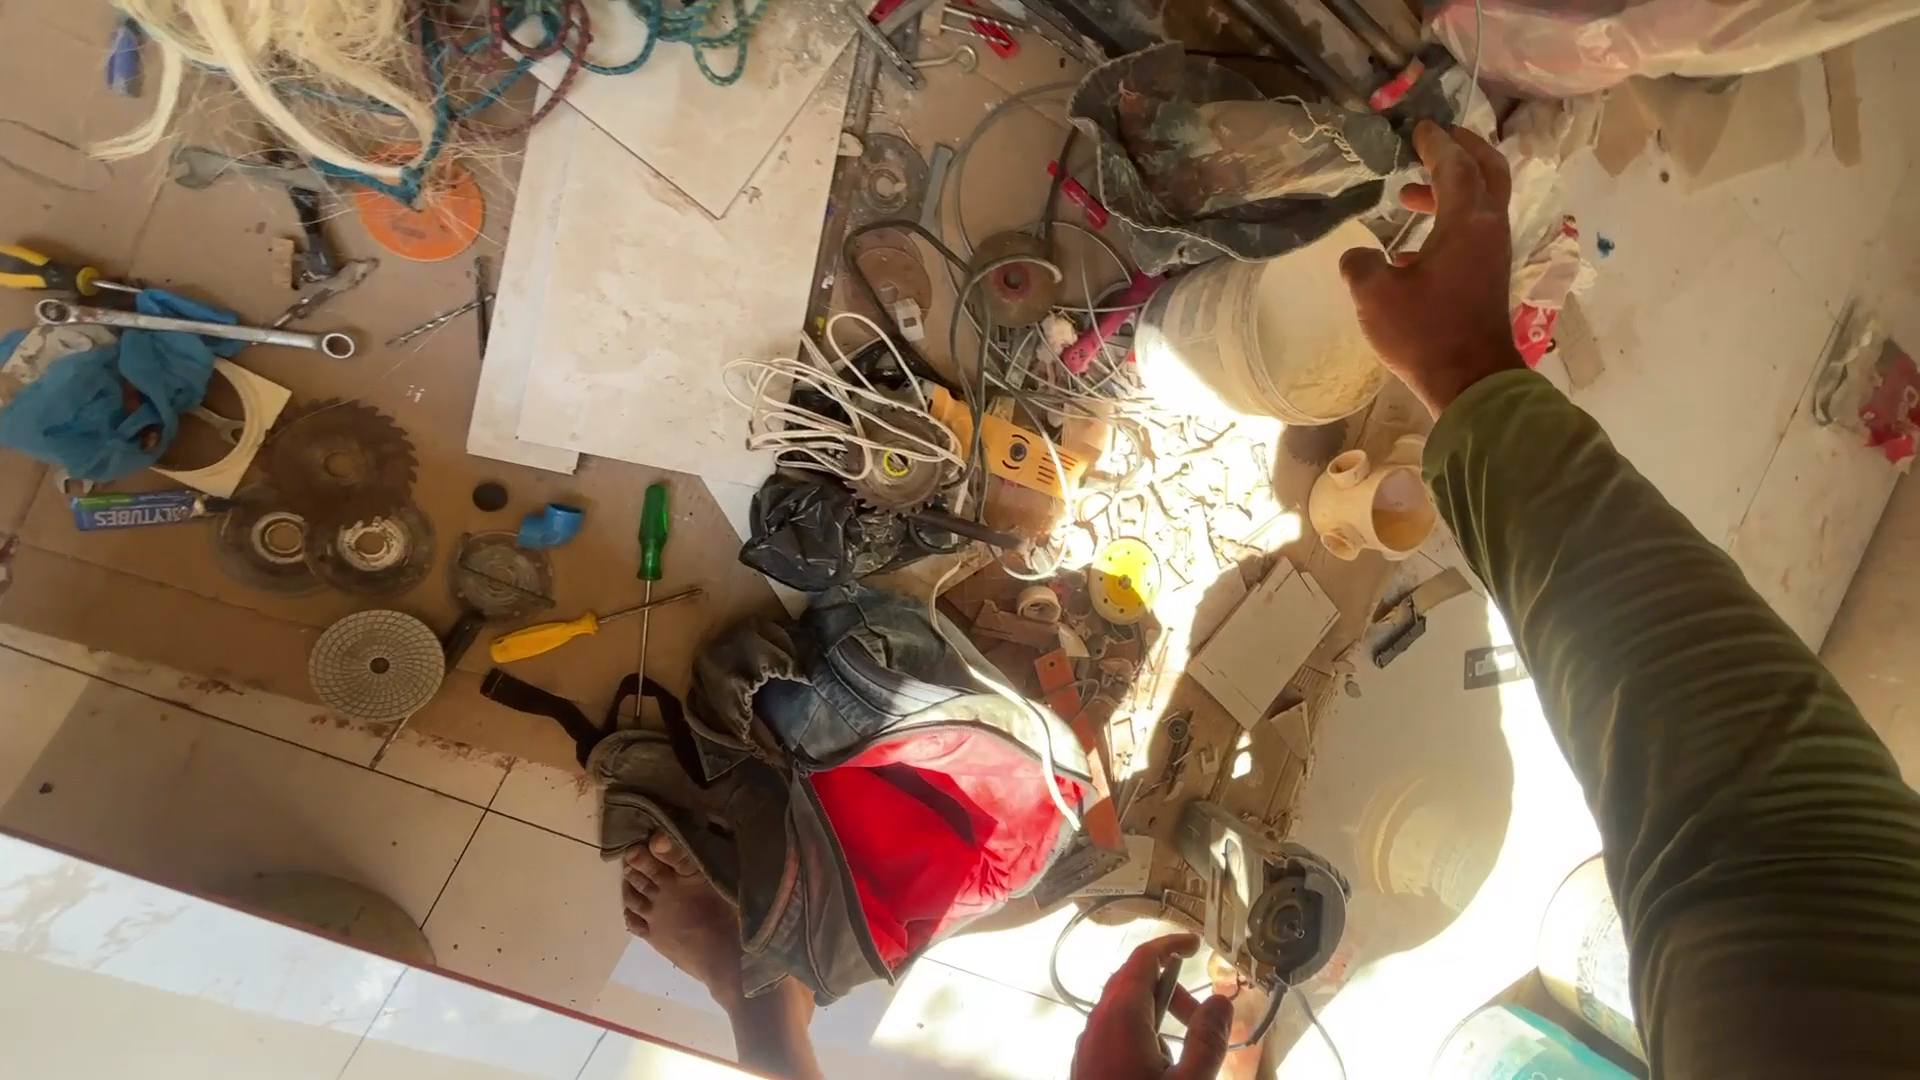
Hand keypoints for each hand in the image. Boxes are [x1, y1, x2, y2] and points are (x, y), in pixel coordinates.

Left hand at [1071, 934, 1234, 1079]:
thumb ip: (1207, 1040)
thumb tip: (1222, 999)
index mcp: (1121, 1014)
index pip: (1143, 959)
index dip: (1169, 944)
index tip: (1195, 943)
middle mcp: (1097, 1021)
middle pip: (1132, 982)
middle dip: (1170, 987)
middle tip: (1204, 1014)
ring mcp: (1087, 1044)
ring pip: (1121, 1009)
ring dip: (1154, 1013)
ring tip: (1186, 1048)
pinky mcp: (1085, 1067)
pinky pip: (1112, 1033)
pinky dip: (1139, 1032)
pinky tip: (1159, 1067)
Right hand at [1340, 121, 1524, 415]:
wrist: (1466, 376)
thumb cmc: (1422, 331)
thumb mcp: (1374, 296)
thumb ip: (1359, 266)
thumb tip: (1357, 254)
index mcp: (1467, 223)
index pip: (1454, 168)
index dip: (1436, 144)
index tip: (1419, 128)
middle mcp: (1488, 228)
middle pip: (1487, 172)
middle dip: (1462, 151)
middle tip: (1435, 140)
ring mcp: (1491, 253)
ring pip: (1480, 203)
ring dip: (1450, 189)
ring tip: (1410, 194)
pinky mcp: (1485, 276)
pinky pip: (1472, 231)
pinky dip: (1448, 221)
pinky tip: (1412, 245)